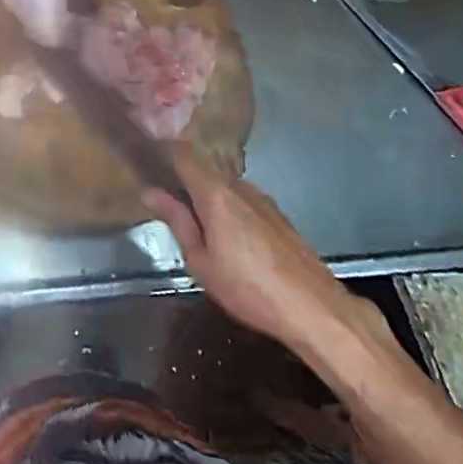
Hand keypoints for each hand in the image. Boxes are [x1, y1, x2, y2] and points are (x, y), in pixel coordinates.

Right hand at [143, 157, 376, 353]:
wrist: (317, 311)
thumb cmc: (249, 288)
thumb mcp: (201, 261)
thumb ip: (177, 221)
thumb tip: (152, 192)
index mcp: (216, 193)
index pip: (183, 155)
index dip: (161, 151)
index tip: (144, 159)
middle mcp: (240, 187)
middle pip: (203, 170)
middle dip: (181, 179)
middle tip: (162, 199)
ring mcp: (263, 200)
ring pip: (224, 186)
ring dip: (205, 195)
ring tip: (192, 221)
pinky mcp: (279, 216)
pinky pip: (242, 200)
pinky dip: (226, 207)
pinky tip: (225, 235)